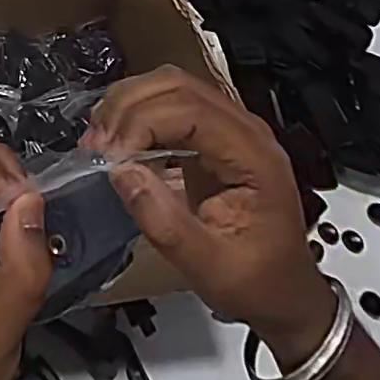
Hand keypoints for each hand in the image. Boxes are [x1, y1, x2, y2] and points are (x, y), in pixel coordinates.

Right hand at [83, 66, 336, 364]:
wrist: (282, 293)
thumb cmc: (256, 283)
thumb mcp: (210, 268)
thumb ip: (165, 224)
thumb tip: (121, 172)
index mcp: (254, 157)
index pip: (189, 110)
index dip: (141, 123)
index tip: (111, 155)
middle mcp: (243, 130)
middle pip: (174, 85)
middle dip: (126, 106)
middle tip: (97, 143)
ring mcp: (226, 127)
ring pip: (165, 85)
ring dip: (125, 105)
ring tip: (100, 140)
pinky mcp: (206, 132)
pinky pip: (163, 102)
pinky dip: (131, 113)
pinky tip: (113, 139)